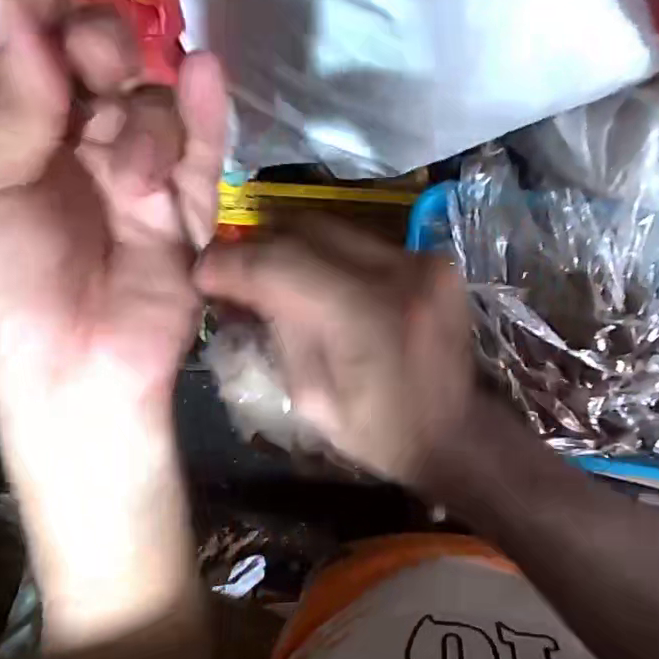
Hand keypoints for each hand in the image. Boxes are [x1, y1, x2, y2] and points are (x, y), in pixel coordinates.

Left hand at [0, 0, 228, 427]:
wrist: (76, 375)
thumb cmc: (4, 294)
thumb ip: (5, 109)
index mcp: (11, 136)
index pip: (23, 44)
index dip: (26, 2)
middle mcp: (75, 142)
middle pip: (95, 54)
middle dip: (94, 43)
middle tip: (89, 67)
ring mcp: (136, 172)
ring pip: (149, 99)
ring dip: (142, 117)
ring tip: (129, 176)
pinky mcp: (186, 205)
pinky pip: (203, 145)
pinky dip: (207, 107)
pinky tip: (205, 72)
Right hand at [196, 219, 478, 489]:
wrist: (456, 431)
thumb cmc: (376, 432)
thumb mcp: (308, 397)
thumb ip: (275, 332)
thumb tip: (238, 291)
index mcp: (362, 318)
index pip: (277, 263)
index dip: (229, 263)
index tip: (202, 273)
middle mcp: (396, 273)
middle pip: (302, 229)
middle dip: (258, 248)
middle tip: (235, 274)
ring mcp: (421, 259)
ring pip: (331, 227)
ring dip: (292, 248)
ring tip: (274, 277)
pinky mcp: (434, 257)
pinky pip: (361, 241)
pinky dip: (330, 256)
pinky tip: (320, 282)